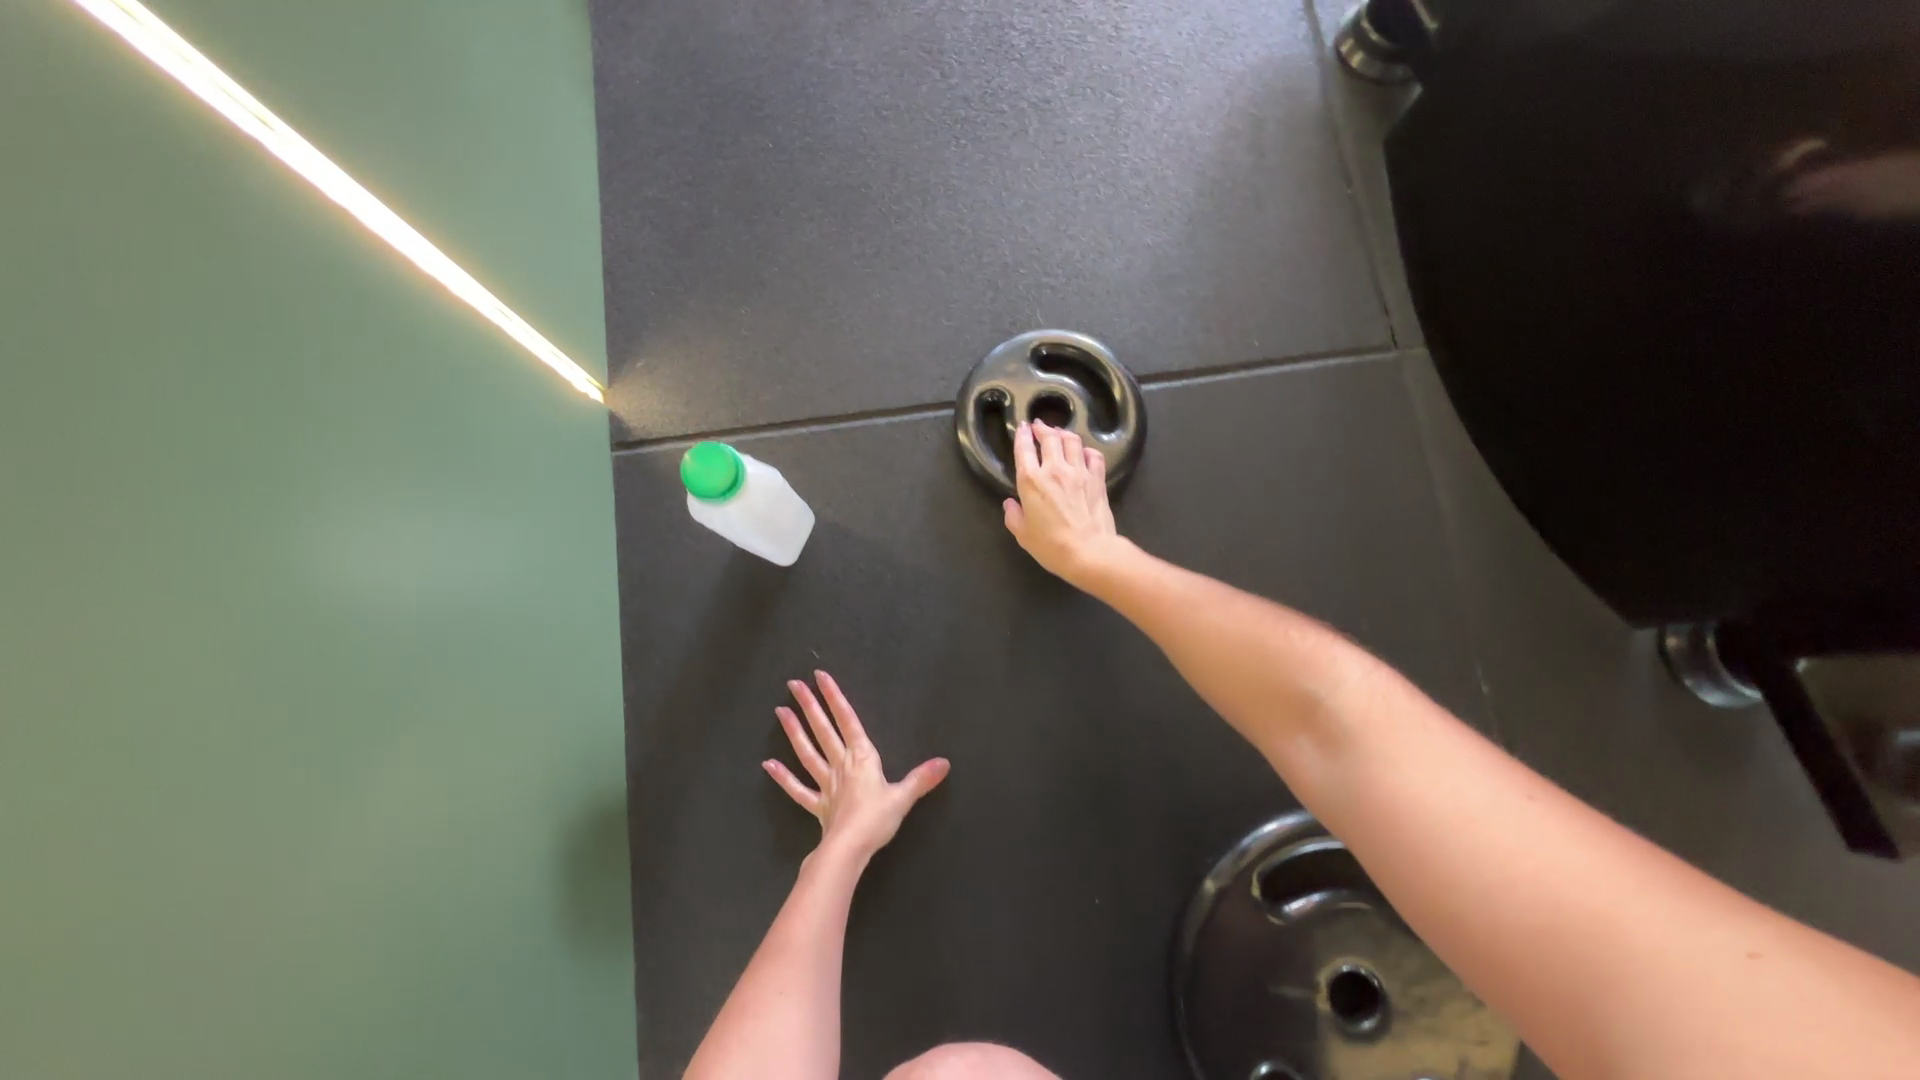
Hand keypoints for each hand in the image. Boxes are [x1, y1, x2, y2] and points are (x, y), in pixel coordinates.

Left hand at [763, 671, 949, 859]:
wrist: (850, 848)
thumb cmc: (877, 819)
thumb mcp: (904, 797)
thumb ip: (921, 778)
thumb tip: (944, 763)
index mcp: (862, 758)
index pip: (848, 721)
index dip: (835, 698)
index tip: (820, 677)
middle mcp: (841, 765)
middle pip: (823, 730)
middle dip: (809, 705)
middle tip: (793, 684)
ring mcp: (826, 784)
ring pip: (807, 752)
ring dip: (793, 731)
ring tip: (780, 711)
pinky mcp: (818, 805)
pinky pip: (798, 789)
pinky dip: (783, 777)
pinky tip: (768, 764)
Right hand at [1003, 420, 1126, 583]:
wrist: (1089, 552)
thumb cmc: (1051, 546)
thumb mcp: (1023, 535)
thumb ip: (1013, 516)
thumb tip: (1010, 504)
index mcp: (1031, 481)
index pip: (1024, 449)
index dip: (1022, 434)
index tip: (1022, 427)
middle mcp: (1054, 469)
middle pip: (1049, 437)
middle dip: (1043, 428)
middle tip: (1039, 426)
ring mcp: (1079, 471)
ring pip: (1072, 441)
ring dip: (1064, 434)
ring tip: (1060, 434)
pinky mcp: (1097, 478)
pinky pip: (1094, 455)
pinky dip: (1087, 450)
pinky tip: (1084, 453)